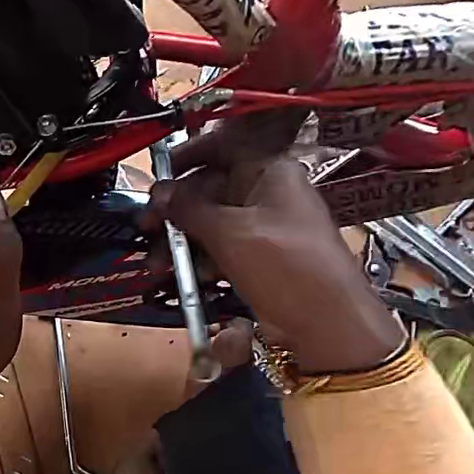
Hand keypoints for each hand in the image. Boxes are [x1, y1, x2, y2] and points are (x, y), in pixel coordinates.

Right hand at [145, 131, 403, 373]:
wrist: (328, 325)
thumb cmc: (284, 265)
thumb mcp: (229, 232)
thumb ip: (188, 208)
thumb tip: (158, 192)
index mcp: (269, 172)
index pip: (222, 148)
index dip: (187, 156)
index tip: (158, 171)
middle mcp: (267, 193)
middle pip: (209, 189)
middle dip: (174, 209)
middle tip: (146, 226)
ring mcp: (263, 227)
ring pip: (210, 222)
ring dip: (180, 240)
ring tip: (157, 263)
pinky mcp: (258, 257)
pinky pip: (220, 248)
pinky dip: (199, 258)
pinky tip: (181, 275)